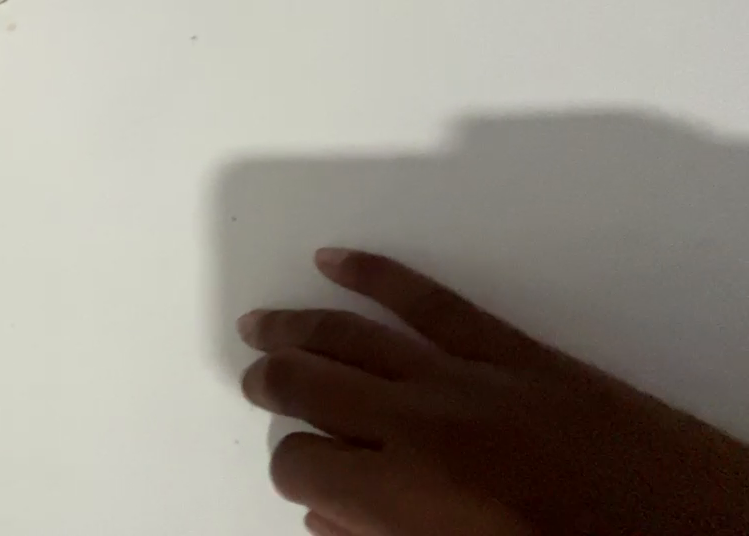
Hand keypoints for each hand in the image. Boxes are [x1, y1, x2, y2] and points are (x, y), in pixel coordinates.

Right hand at [239, 250, 748, 535]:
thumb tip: (325, 523)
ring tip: (259, 326)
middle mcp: (421, 426)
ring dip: (292, 328)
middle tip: (252, 384)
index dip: (290, 474)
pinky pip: (428, 300)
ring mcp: (466, 380)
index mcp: (413, 496)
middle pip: (305, 383)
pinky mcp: (517, 355)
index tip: (299, 484)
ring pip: (347, 334)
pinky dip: (373, 274)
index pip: (303, 463)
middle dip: (267, 384)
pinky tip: (332, 260)